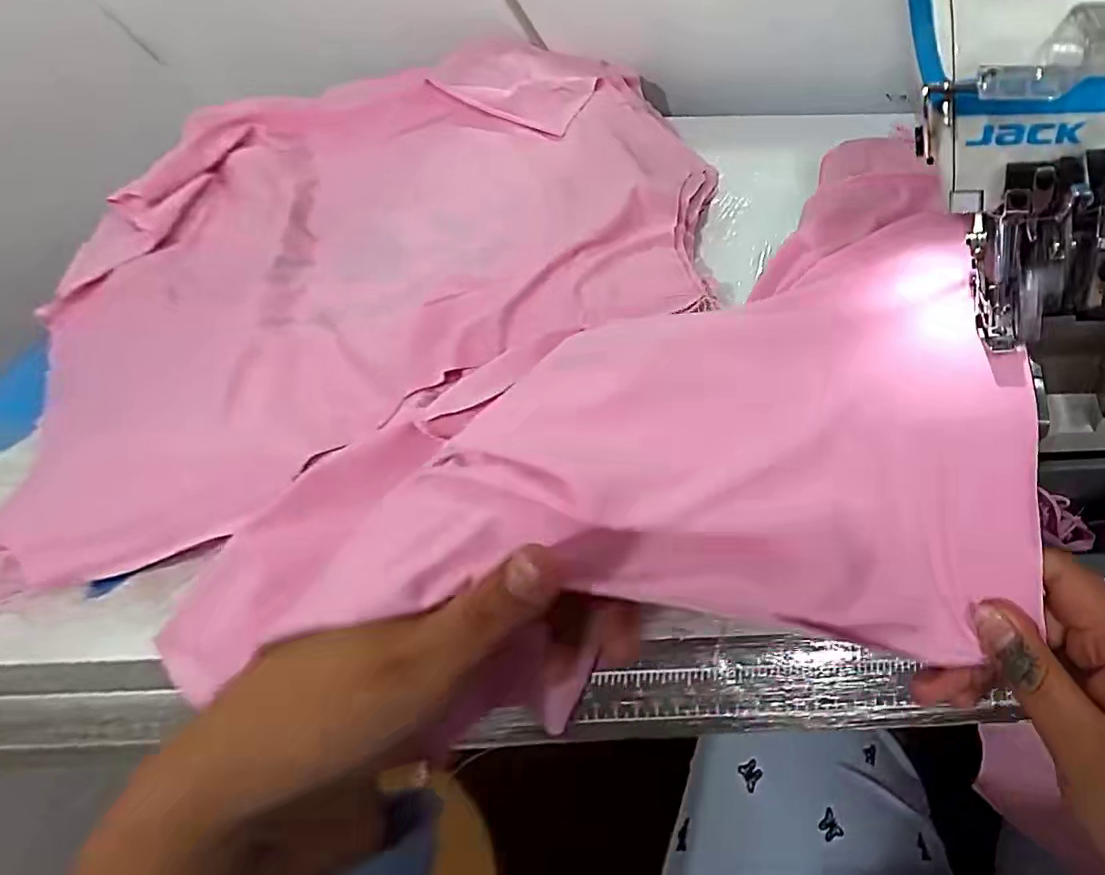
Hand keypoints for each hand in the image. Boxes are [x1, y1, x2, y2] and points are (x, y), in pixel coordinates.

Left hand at [76, 545, 641, 874]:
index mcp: (440, 559)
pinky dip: (548, 658)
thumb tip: (554, 546)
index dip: (591, 558)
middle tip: (622, 647)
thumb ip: (489, 608)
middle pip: (547, 571)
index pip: (538, 535)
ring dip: (575, 634)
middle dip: (593, 605)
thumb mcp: (416, 663)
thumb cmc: (326, 716)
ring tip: (585, 672)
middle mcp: (455, 577)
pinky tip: (558, 681)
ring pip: (539, 607)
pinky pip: (518, 642)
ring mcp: (453, 619)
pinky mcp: (451, 659)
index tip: (629, 594)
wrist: (237, 808)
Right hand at [912, 550, 1104, 874]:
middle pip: (1036, 608)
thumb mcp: (1083, 743)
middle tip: (934, 651)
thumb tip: (987, 611)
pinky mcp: (1080, 691)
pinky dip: (998, 680)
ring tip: (934, 684)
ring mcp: (1092, 666)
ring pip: (1027, 640)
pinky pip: (1032, 669)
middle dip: (984, 625)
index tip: (958, 575)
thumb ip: (1034, 673)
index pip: (1061, 575)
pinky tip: (961, 693)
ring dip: (983, 658)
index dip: (1012, 567)